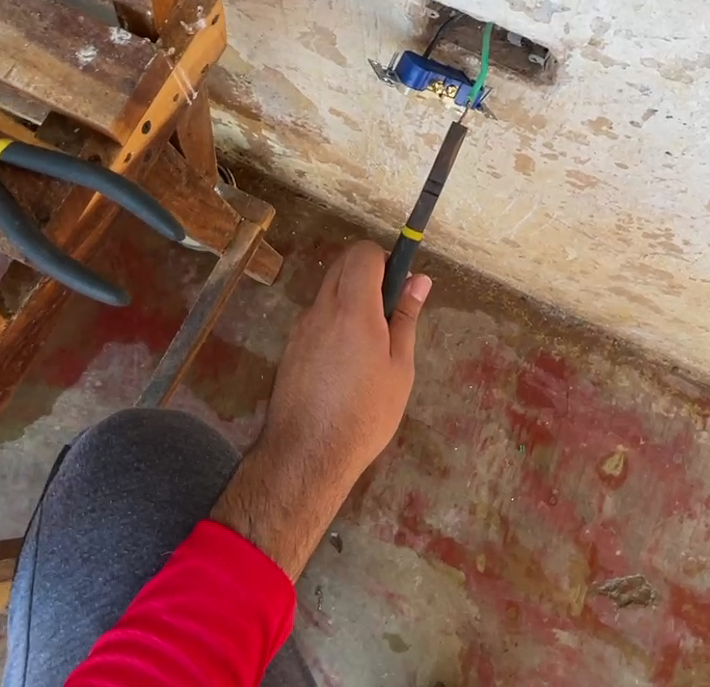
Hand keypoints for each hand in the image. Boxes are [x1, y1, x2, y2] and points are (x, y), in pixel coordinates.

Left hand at [210, 241, 429, 578]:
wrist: (307, 455)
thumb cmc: (365, 413)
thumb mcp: (399, 368)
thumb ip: (406, 318)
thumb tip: (419, 280)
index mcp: (353, 308)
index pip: (363, 253)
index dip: (385, 258)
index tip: (399, 283)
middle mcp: (322, 308)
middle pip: (343, 264)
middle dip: (368, 272)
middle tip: (390, 310)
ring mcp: (301, 327)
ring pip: (328, 290)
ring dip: (351, 297)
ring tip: (370, 344)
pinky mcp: (291, 346)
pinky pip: (317, 316)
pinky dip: (335, 320)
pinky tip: (346, 362)